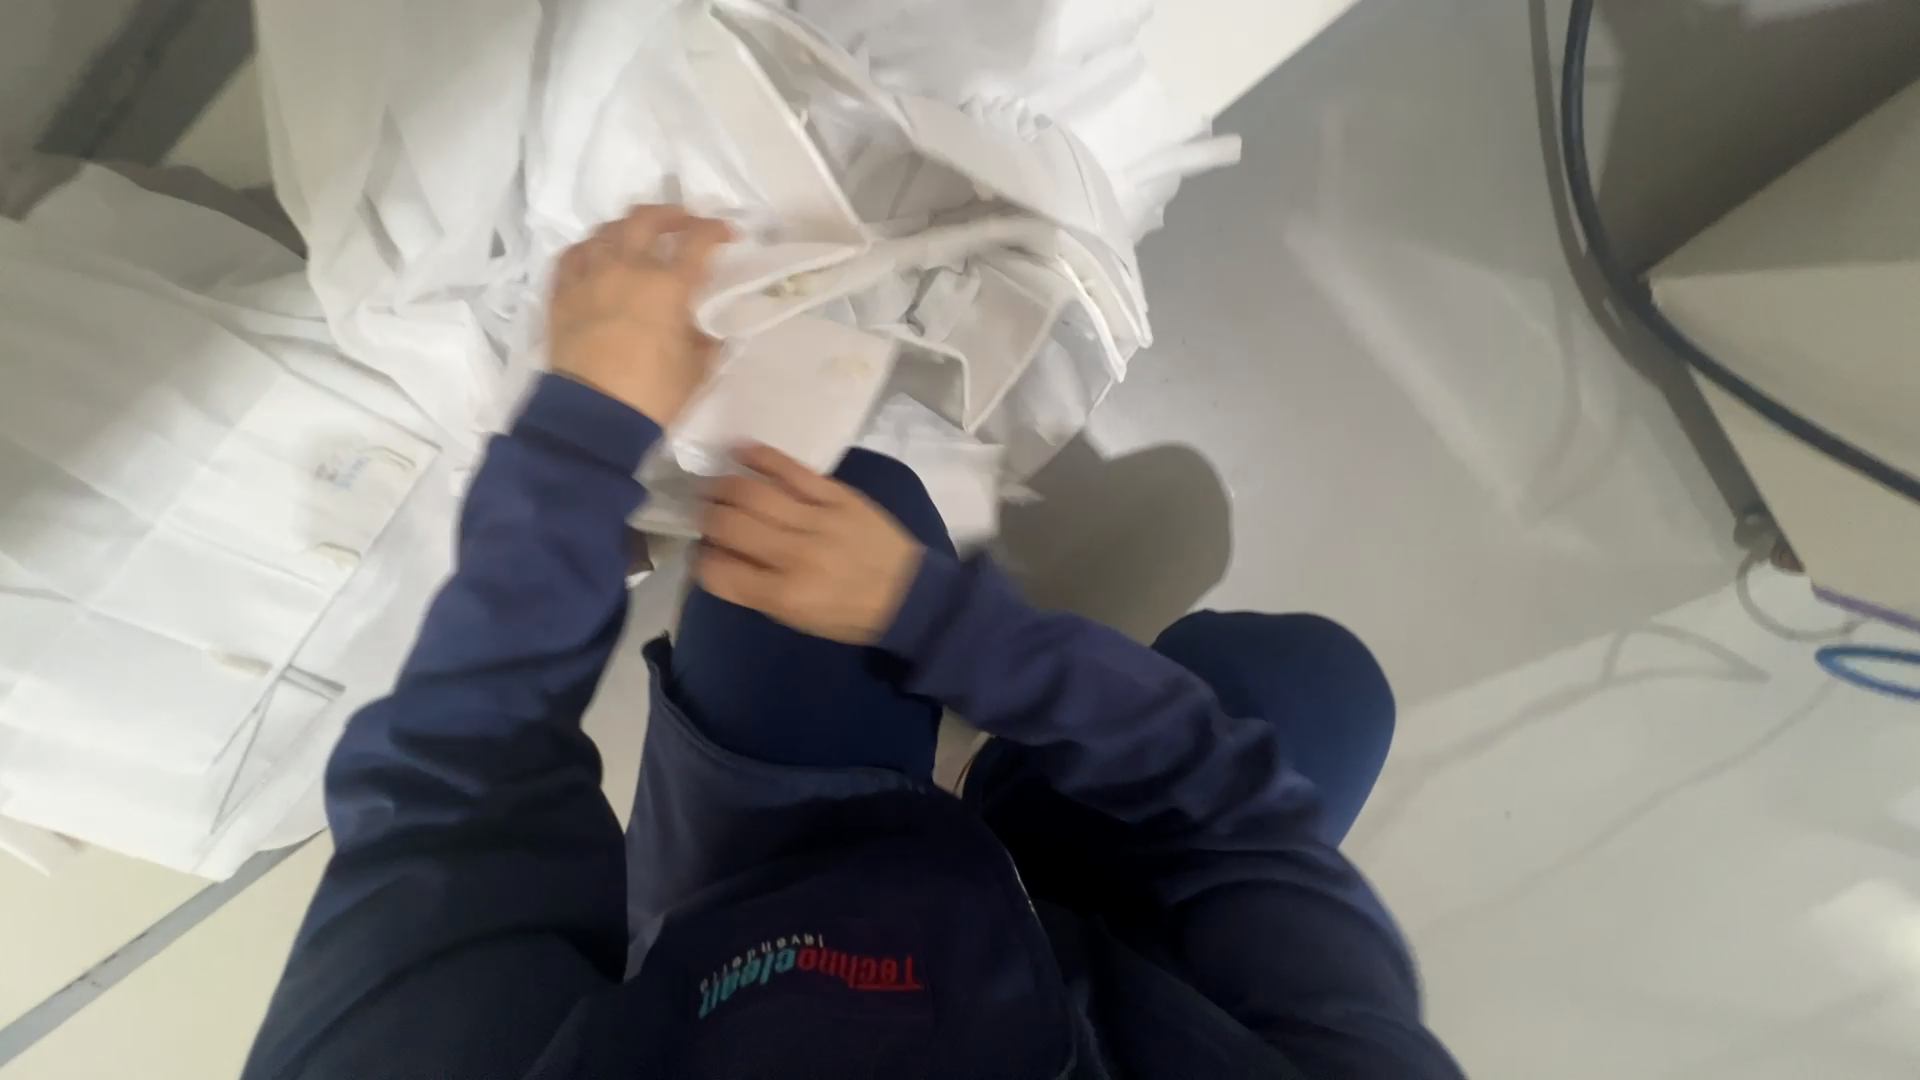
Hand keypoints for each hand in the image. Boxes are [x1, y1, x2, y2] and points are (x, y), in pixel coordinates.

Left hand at [548, 205, 732, 426]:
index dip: (716, 231)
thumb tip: (709, 332)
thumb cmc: (655, 393)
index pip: (697, 242)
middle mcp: (628, 268)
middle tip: (685, 223)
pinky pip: (575, 253)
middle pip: (648, 220)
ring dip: (630, 228)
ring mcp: (589, 275)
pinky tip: (599, 256)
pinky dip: (592, 248)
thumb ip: (706, 341)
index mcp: (668, 287)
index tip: (727, 233)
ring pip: (608, 230)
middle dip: (672, 215)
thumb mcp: (697, 369)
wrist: (595, 415)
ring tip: (640, 237)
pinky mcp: (562, 291)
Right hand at [696, 446, 925, 644]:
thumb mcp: (799, 619)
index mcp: (784, 595)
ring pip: (753, 493)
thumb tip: (718, 556)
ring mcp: (819, 521)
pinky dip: (760, 457)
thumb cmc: (850, 614)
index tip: (701, 549)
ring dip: (723, 485)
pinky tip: (738, 451)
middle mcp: (796, 556)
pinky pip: (792, 469)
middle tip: (699, 510)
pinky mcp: (839, 496)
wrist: (909, 594)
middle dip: (704, 516)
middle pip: (729, 525)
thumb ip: (756, 589)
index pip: (719, 571)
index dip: (701, 558)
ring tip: (712, 484)